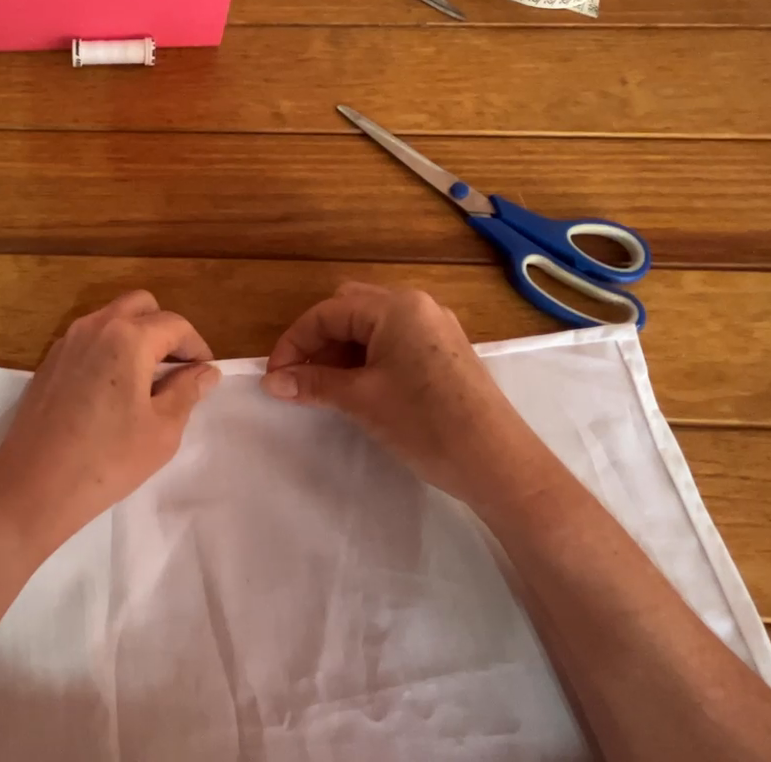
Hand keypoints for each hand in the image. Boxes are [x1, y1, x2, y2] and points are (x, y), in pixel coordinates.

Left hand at [0, 291, 220, 547]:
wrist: (35, 483)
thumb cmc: (107, 458)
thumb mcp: (162, 429)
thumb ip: (187, 391)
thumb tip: (206, 371)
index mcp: (127, 337)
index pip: (174, 324)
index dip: (196, 347)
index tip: (205, 373)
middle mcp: (94, 326)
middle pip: (140, 306)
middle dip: (164, 329)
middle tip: (176, 369)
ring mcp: (67, 341)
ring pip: (111, 318)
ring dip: (135, 335)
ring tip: (147, 380)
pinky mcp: (49, 361)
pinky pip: (88, 338)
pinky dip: (109, 348)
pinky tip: (113, 389)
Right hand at [261, 282, 556, 513]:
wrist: (498, 464)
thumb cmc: (425, 423)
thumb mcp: (360, 400)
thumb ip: (312, 383)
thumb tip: (271, 381)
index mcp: (396, 307)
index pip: (327, 313)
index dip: (294, 343)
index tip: (275, 376)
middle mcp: (417, 306)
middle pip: (348, 310)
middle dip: (317, 341)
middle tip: (299, 376)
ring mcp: (435, 327)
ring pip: (370, 326)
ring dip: (340, 350)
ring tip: (324, 387)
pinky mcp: (445, 351)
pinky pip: (393, 340)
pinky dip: (366, 357)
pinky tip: (358, 387)